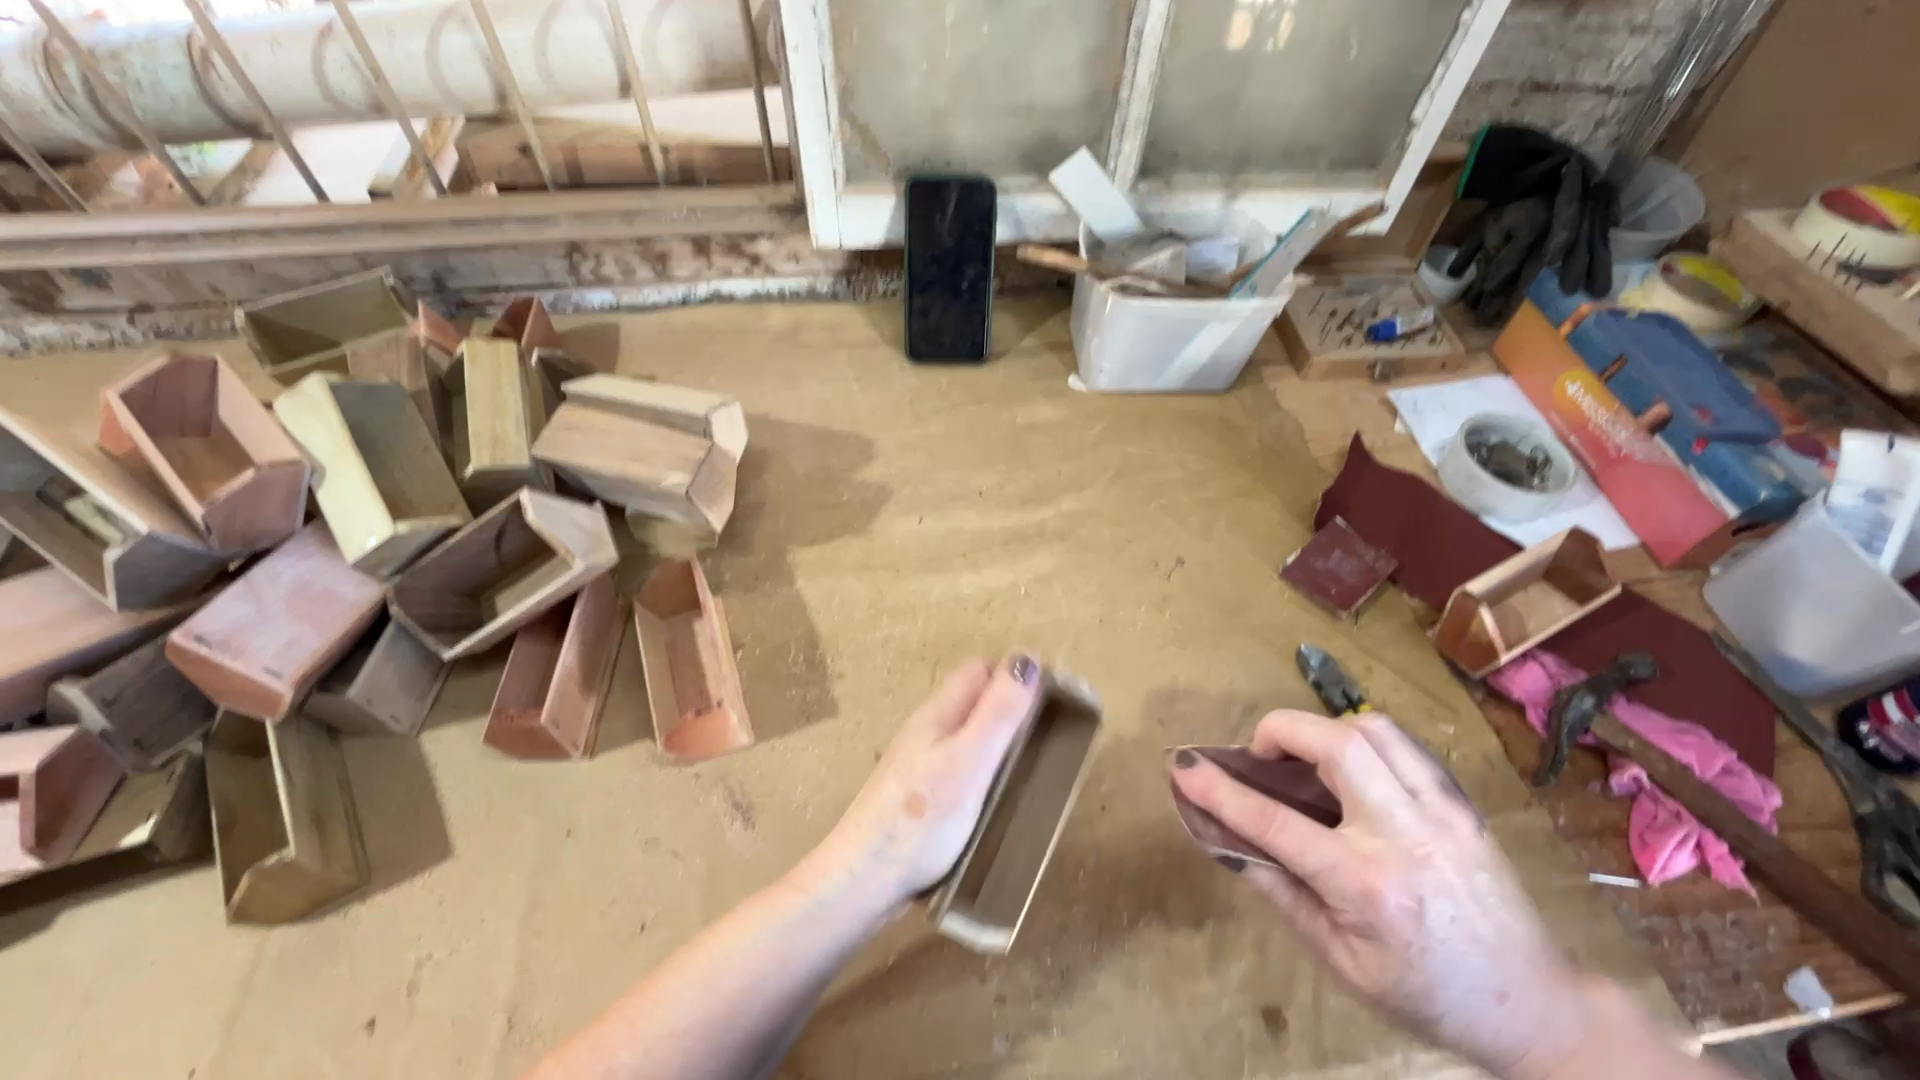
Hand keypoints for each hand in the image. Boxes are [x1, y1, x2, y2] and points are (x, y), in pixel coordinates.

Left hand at [804, 656, 1042, 918]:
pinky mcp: (920, 800)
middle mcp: (927, 733)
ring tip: (1033, 771)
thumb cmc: (920, 820)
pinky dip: (984, 775)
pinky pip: (960, 770)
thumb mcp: (970, 761)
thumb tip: (1027, 660)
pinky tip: (998, 801)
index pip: (979, 670)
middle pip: (974, 702)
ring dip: (999, 745)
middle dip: (1012, 711)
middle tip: (1051, 740)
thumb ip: (999, 713)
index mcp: (937, 715)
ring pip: (967, 738)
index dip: (1015, 676)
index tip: (1054, 700)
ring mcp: (920, 767)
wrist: (863, 882)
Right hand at [1169, 709, 1591, 1079]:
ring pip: (1374, 729)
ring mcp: (1443, 812)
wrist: (1530, 1004)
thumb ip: (1280, 893)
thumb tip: (1227, 840)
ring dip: (1324, 730)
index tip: (1184, 766)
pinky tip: (1352, 772)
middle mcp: (1406, 836)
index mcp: (1367, 888)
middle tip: (1260, 755)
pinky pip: (1405, 744)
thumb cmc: (1423, 994)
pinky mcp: (1463, 803)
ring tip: (1307, 762)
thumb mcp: (1338, 961)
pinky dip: (1364, 740)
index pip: (1275, 824)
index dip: (1220, 790)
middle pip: (1336, 744)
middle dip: (1279, 730)